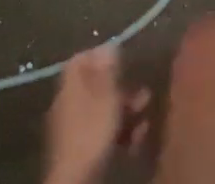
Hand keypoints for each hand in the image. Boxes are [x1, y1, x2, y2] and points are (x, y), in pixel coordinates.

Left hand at [44, 47, 146, 183]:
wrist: (75, 177)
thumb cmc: (92, 130)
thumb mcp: (105, 96)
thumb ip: (107, 70)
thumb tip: (108, 44)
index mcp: (70, 86)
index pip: (79, 59)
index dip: (99, 55)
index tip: (121, 57)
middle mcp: (68, 103)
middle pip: (95, 87)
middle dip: (122, 88)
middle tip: (144, 93)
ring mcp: (73, 126)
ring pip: (102, 110)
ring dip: (126, 111)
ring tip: (146, 116)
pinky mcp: (81, 148)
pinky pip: (102, 132)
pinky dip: (120, 132)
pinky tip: (137, 138)